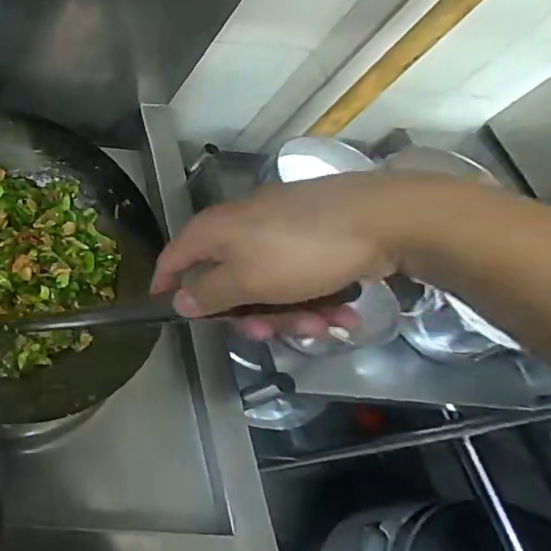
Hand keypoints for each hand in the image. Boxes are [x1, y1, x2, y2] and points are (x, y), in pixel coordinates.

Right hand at [149, 172, 448, 339]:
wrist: (384, 218)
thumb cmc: (300, 252)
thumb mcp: (246, 282)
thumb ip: (208, 295)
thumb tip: (180, 299)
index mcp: (212, 231)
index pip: (172, 259)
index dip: (166, 285)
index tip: (166, 309)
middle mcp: (237, 225)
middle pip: (226, 280)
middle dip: (249, 313)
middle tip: (269, 333)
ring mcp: (276, 227)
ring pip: (266, 281)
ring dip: (289, 312)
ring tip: (323, 325)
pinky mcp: (311, 233)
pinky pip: (297, 272)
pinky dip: (313, 295)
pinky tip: (341, 312)